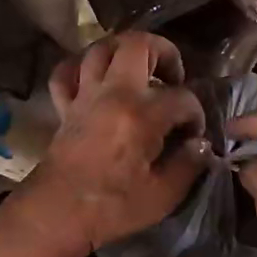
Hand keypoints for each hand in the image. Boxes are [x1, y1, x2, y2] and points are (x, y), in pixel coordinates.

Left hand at [17, 32, 209, 256]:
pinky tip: (93, 79)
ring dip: (122, 52)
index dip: (195, 114)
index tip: (193, 135)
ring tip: (138, 71)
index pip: (181, 97)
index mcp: (142, 114)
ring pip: (99, 49)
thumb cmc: (112, 207)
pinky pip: (65, 74)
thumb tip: (200, 145)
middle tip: (172, 76)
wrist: (57, 213)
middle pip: (137, 44)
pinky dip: (78, 69)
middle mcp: (112, 93)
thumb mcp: (162, 194)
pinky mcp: (64, 107)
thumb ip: (187, 165)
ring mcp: (84, 96)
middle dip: (163, 52)